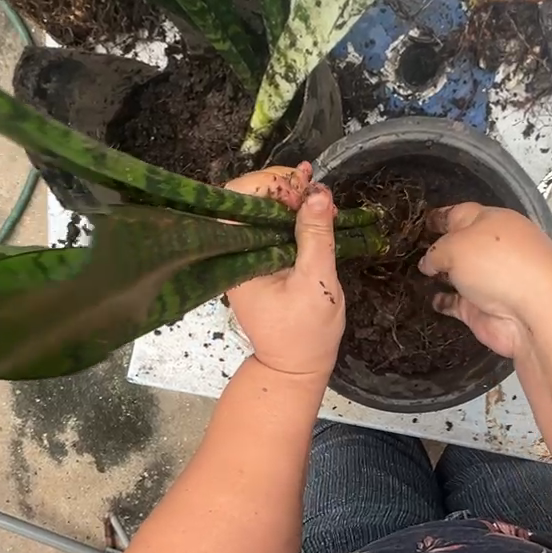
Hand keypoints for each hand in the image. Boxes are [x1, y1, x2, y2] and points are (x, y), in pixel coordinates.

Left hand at [223, 164, 344, 378]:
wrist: (296, 366)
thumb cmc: (305, 333)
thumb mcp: (317, 283)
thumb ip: (316, 238)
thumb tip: (318, 193)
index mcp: (237, 258)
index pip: (238, 200)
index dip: (270, 186)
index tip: (303, 189)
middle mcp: (233, 252)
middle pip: (247, 199)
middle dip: (280, 187)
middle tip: (313, 187)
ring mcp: (245, 255)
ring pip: (259, 210)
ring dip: (288, 198)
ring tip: (317, 196)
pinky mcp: (259, 260)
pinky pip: (269, 226)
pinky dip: (289, 214)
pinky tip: (311, 209)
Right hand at [418, 203, 551, 357]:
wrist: (531, 314)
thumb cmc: (496, 265)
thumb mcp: (457, 246)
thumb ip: (436, 252)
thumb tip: (428, 263)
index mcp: (494, 222)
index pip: (460, 214)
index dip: (438, 217)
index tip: (417, 223)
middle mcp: (492, 249)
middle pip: (459, 244)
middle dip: (436, 247)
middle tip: (410, 251)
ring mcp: (487, 280)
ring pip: (457, 273)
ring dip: (438, 275)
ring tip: (411, 274)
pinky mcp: (481, 308)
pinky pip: (455, 302)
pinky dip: (442, 300)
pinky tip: (425, 298)